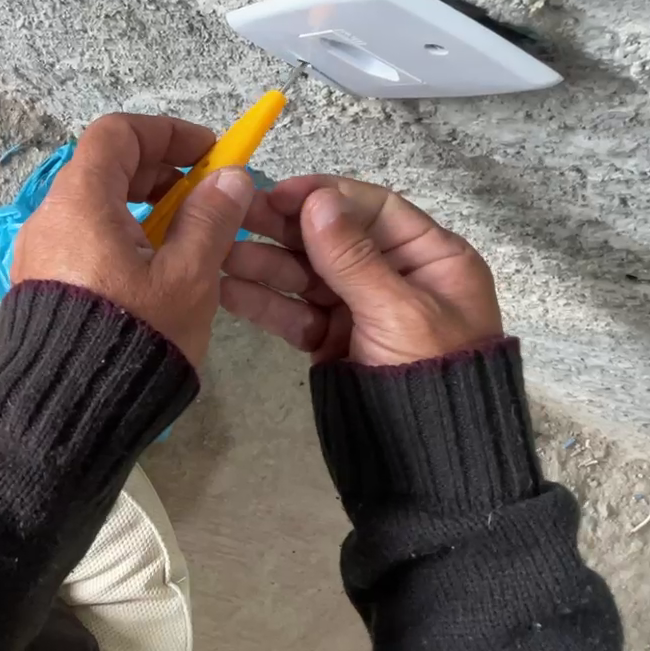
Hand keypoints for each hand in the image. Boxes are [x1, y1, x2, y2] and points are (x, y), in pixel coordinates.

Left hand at [10, 113, 254, 365]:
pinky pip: (83, 243)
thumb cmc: (135, 336)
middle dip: (160, 173)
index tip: (208, 154)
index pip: (117, 134)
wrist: (70, 410)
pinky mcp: (40, 285)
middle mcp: (49, 219)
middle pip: (104, 169)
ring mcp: (39, 254)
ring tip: (185, 242)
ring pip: (95, 210)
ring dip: (143, 211)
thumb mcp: (187, 277)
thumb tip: (226, 179)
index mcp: (80, 202)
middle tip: (204, 198)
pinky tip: (151, 274)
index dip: (166, 133)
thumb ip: (210, 219)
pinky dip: (120, 240)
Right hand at [221, 175, 502, 365]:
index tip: (278, 192)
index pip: (374, 210)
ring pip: (304, 276)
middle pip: (331, 239)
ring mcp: (357, 308)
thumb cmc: (428, 373)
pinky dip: (262, 302)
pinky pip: (292, 312)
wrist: (422, 458)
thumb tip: (317, 199)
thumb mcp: (398, 311)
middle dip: (283, 228)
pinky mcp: (328, 338)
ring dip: (262, 263)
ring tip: (219, 252)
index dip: (325, 196)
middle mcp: (391, 276)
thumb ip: (353, 257)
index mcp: (430, 258)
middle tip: (234, 214)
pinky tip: (226, 289)